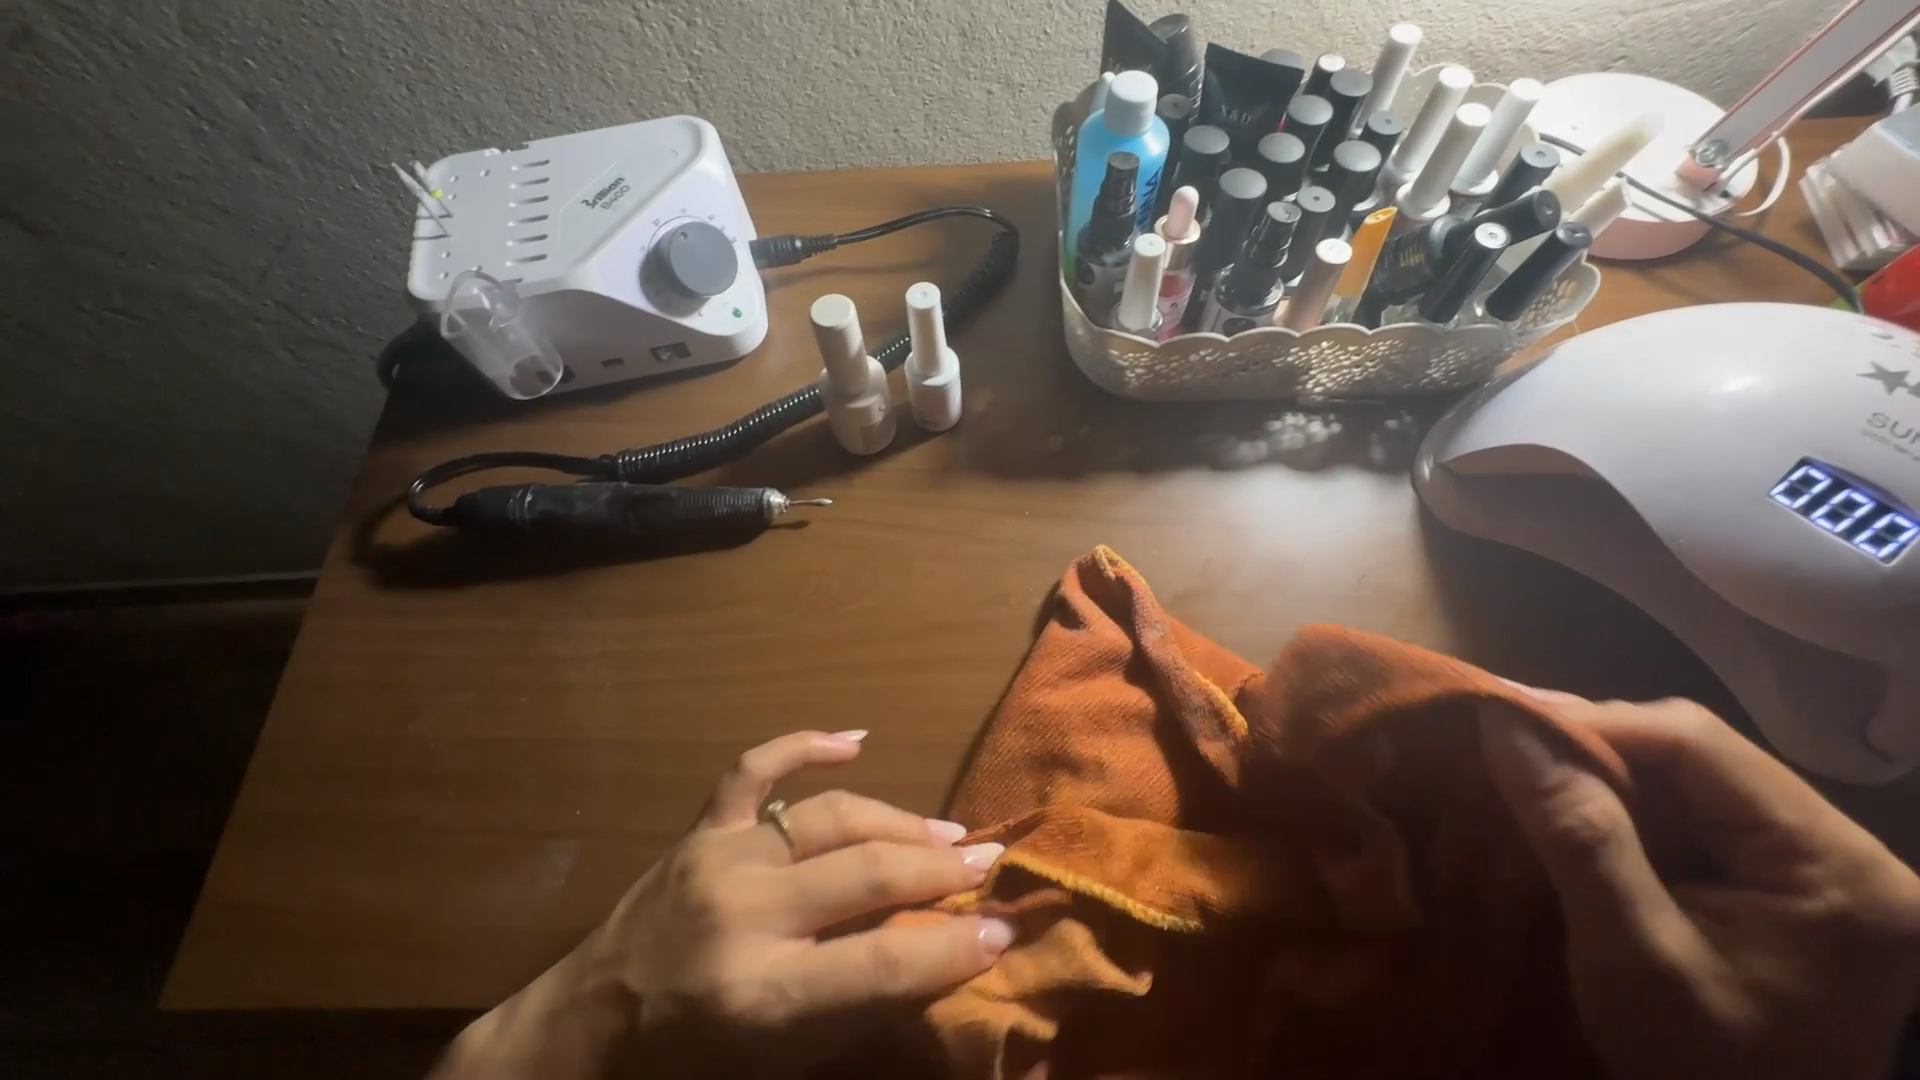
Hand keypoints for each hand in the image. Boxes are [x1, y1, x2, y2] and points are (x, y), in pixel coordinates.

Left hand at [431, 730, 1011, 1078]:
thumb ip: (860, 1002)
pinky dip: (805, 744)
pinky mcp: (698, 830)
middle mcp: (742, 914)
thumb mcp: (781, 1060)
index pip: (885, 961)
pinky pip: (755, 769)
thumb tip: (941, 947)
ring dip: (897, 819)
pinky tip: (855, 739)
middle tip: (988, 864)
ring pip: (829, 817)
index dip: (956, 945)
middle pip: (866, 874)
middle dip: (940, 868)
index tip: (1006, 928)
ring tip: (946, 830)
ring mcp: (718, 859)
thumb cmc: (688, 1066)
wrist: (581, 1034)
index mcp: (761, 994)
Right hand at [1480, 692, 1919, 1079]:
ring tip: (1519, 766)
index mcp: (1833, 866)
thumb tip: (1503, 725)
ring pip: (1677, 774)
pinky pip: (1676, 810)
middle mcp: (1832, 849)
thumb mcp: (1631, 955)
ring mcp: (1799, 863)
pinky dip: (1609, 800)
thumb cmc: (1698, 1064)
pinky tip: (1561, 804)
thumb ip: (1576, 834)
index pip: (1698, 744)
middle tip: (1500, 742)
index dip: (1593, 722)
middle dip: (1588, 742)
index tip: (1500, 722)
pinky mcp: (1762, 878)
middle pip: (1690, 750)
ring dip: (1593, 769)